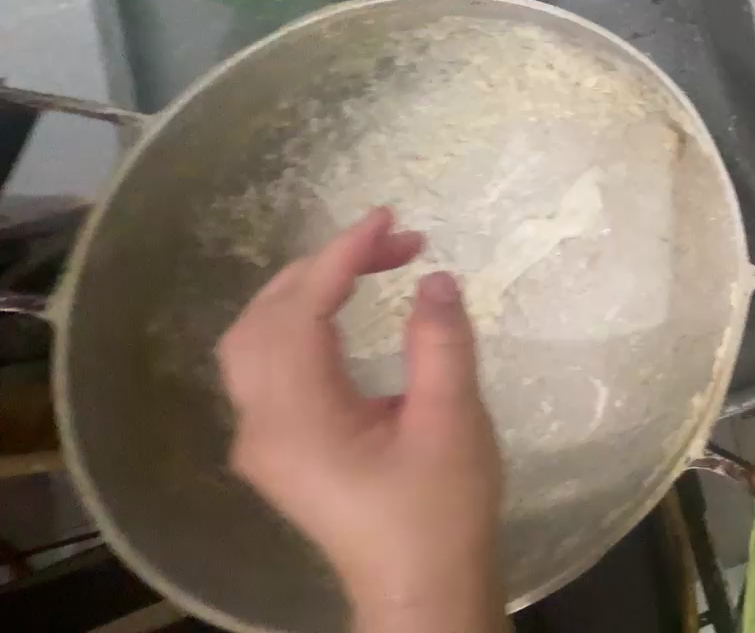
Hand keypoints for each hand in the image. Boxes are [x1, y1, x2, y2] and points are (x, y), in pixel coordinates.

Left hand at [217, 208, 504, 632]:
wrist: (424, 578)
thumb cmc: (441, 503)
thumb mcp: (453, 417)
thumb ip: (441, 343)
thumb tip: (436, 278)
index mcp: (298, 420)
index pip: (299, 315)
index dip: (339, 258)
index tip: (389, 219)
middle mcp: (263, 425)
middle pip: (261, 322)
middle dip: (324, 266)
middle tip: (397, 238)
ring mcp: (268, 438)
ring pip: (259, 341)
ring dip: (311, 289)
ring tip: (379, 261)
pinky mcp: (288, 443)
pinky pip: (276, 362)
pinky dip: (308, 317)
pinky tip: (351, 309)